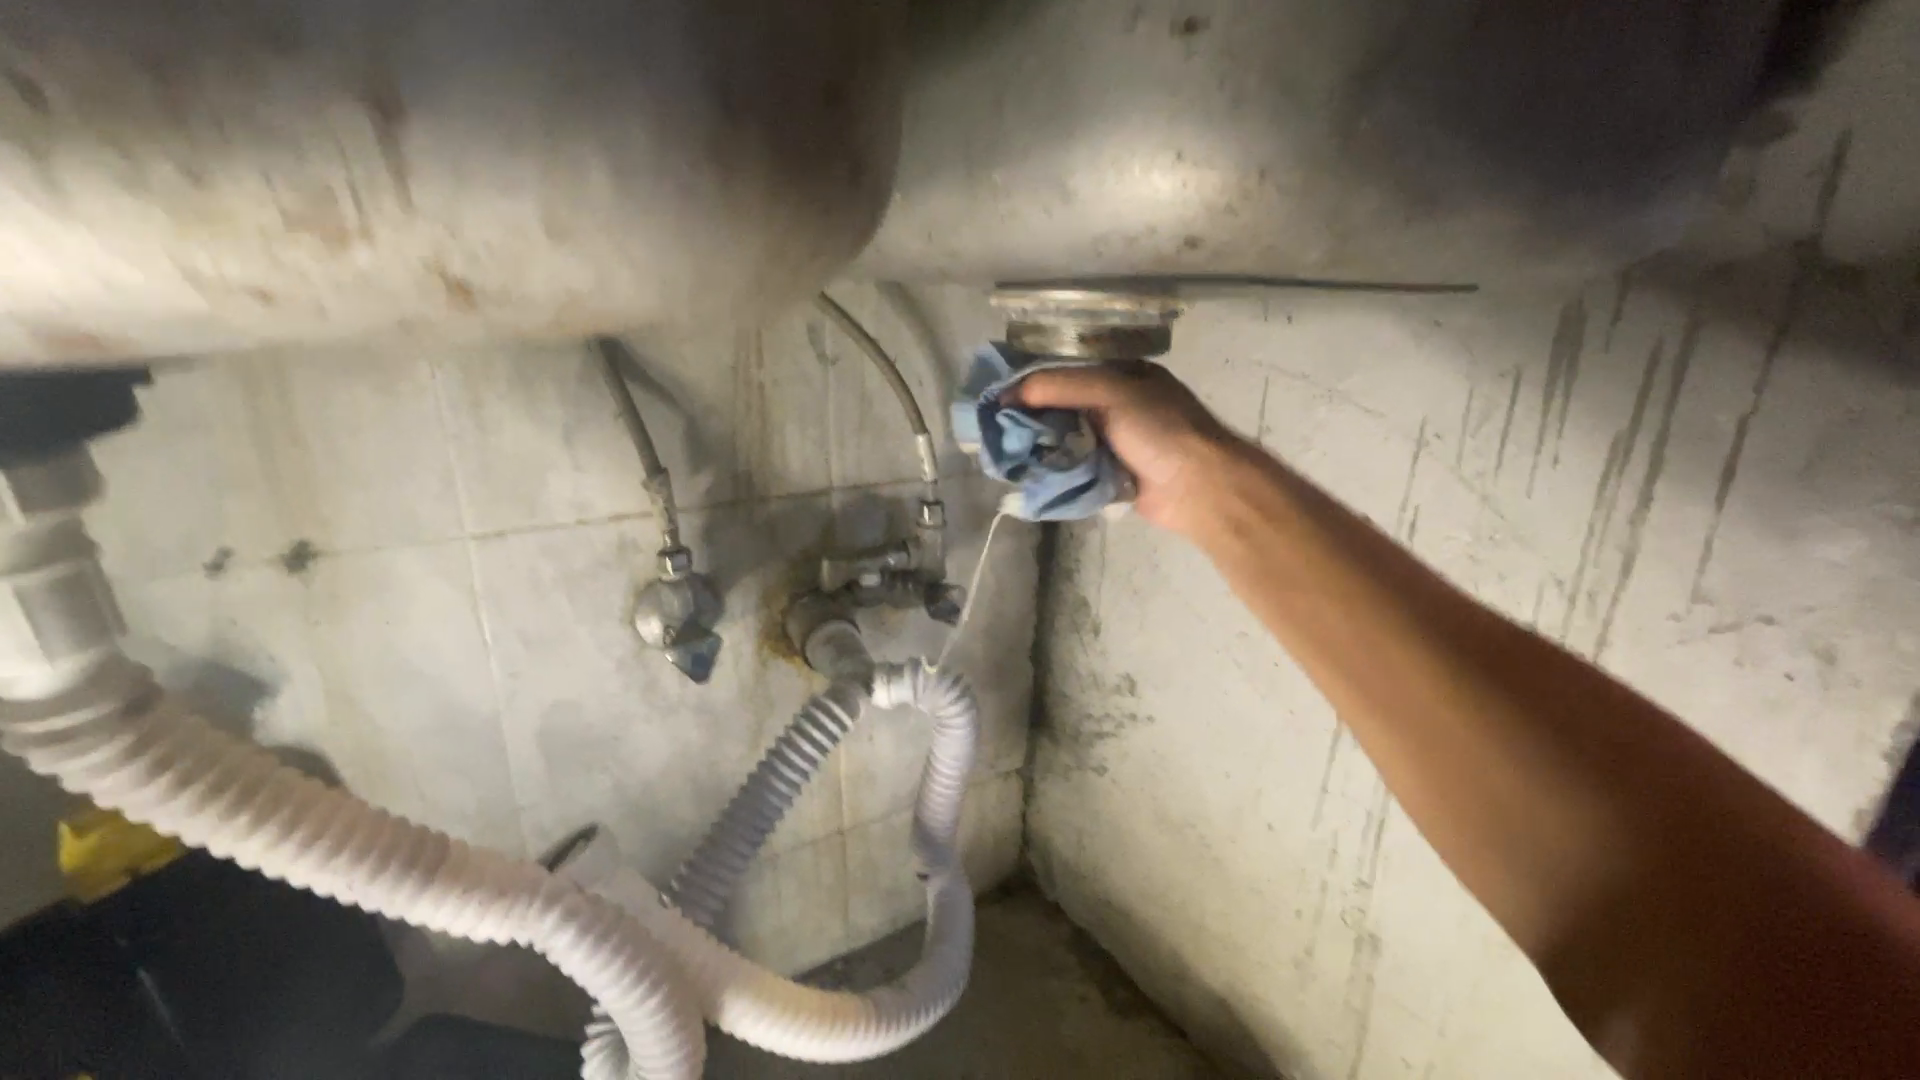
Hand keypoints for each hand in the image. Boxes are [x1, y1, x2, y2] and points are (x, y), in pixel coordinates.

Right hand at [1013, 363, 1249, 536]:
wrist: (1198, 487)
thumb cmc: (1160, 430)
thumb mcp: (1111, 392)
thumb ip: (1059, 386)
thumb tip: (1007, 395)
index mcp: (1120, 374)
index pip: (1063, 370)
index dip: (1029, 381)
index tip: (994, 395)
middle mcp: (1114, 404)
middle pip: (1059, 406)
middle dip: (1027, 416)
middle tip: (990, 428)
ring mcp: (1111, 441)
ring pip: (1062, 438)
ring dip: (1036, 445)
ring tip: (1000, 451)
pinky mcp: (1108, 474)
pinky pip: (1071, 467)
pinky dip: (1051, 469)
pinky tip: (1025, 472)